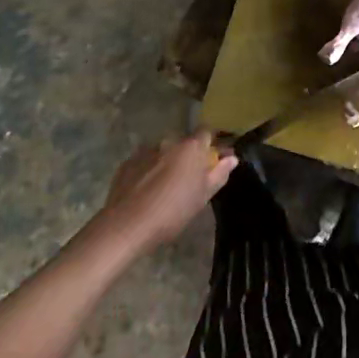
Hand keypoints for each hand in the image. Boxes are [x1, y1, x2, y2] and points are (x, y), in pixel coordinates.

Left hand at [97, 131, 236, 252]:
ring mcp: (147, 150)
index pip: (207, 131)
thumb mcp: (203, 197)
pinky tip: (146, 191)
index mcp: (191, 146)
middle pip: (184, 142)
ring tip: (165, 187)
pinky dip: (149, 170)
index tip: (213, 160)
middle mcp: (170, 141)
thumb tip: (231, 157)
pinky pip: (145, 161)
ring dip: (168, 162)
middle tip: (189, 179)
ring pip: (164, 151)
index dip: (211, 143)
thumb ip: (219, 173)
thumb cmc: (173, 211)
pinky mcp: (128, 162)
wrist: (127, 225)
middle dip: (188, 155)